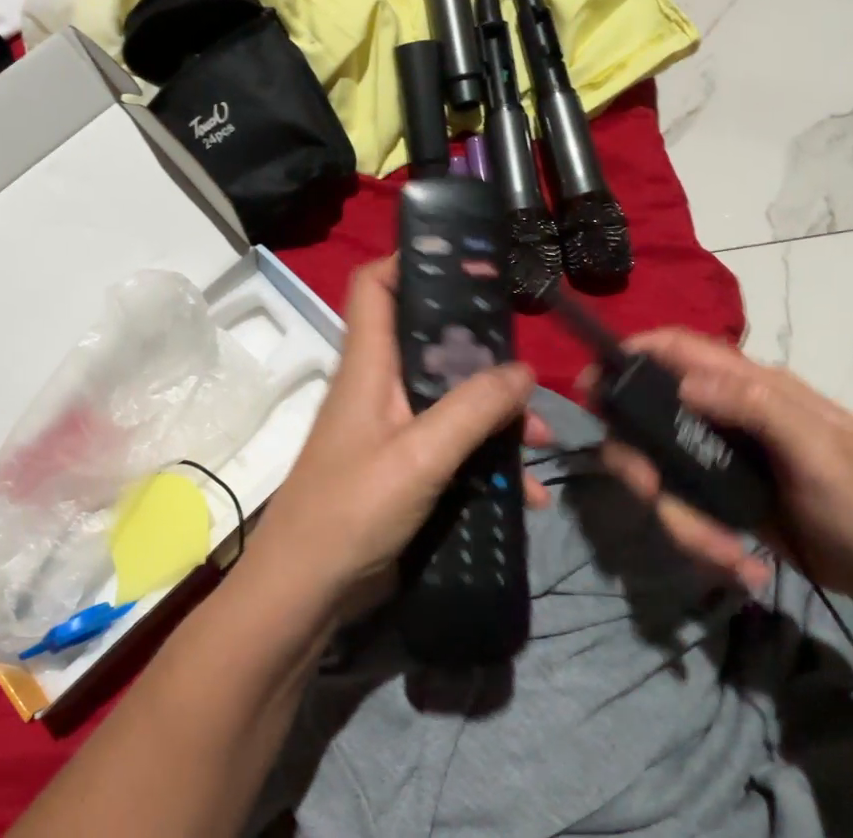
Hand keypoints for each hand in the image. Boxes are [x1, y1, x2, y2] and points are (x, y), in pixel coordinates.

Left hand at [246, 260, 549, 619]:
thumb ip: (471, 409)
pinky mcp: (403, 470)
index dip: (412, 261)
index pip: (374, 286)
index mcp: (367, 366)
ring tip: (545, 441)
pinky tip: (529, 494)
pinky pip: (453, 449)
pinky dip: (489, 462)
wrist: (308, 591)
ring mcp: (390, 431)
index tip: (469, 262)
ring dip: (498, 416)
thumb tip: (523, 371)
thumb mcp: (419, 456)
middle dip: (484, 352)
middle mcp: (378, 388)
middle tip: (531, 363)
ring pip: (451, 400)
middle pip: (431, 343)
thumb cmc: (351, 511)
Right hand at [596, 328, 852, 623]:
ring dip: (680, 519)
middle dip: (640, 459)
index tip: (591, 386)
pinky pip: (686, 513)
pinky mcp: (726, 505)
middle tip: (648, 493)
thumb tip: (684, 381)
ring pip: (663, 474)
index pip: (682, 350)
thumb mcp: (826, 454)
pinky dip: (702, 541)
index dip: (633, 356)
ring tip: (726, 556)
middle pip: (652, 419)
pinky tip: (741, 566)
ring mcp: (726, 464)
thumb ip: (758, 409)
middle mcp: (731, 418)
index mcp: (758, 388)